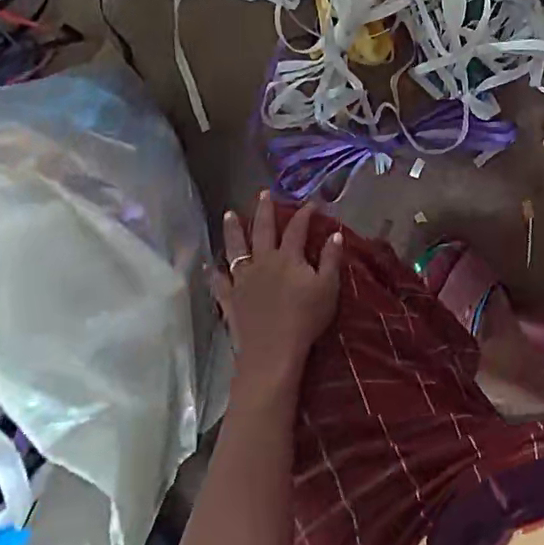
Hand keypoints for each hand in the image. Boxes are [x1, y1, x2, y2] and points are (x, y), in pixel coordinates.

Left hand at [214, 192, 343, 394]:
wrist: (272, 350)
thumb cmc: (305, 319)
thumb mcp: (328, 288)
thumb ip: (331, 259)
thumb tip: (335, 234)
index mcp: (288, 257)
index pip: (297, 228)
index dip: (305, 214)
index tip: (312, 203)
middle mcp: (263, 261)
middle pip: (263, 230)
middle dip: (265, 210)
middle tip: (263, 194)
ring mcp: (243, 279)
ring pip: (236, 248)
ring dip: (233, 230)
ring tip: (229, 214)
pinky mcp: (230, 298)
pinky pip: (219, 281)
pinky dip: (213, 272)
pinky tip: (208, 265)